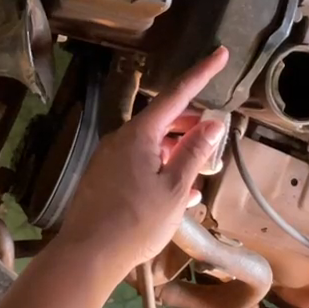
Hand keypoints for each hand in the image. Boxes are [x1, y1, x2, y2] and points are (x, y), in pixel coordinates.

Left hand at [52, 48, 228, 277]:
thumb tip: (214, 123)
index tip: (220, 53)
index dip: (202, 73)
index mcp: (140, 133)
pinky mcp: (104, 178)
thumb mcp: (175, 188)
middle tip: (215, 136)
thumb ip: (195, 152)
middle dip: (192, 125)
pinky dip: (161, 168)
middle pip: (164, 120)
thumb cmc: (136, 222)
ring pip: (152, 144)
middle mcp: (122, 138)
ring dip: (178, 152)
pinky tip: (178, 192)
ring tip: (200, 171)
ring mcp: (110, 158)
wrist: (87, 254)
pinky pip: (139, 163)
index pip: (177, 94)